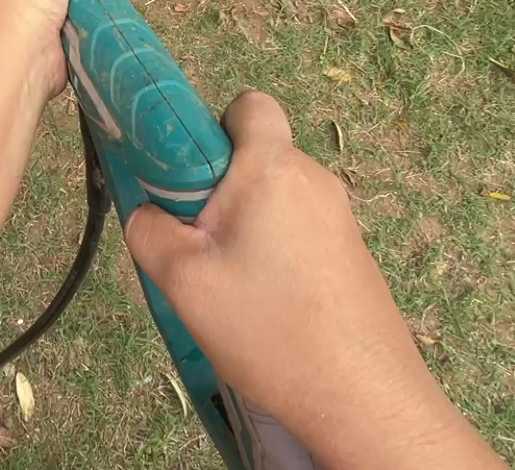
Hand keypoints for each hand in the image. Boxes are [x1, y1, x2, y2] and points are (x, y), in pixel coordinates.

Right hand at [124, 92, 506, 469]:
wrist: (367, 409)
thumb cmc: (268, 327)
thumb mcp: (179, 276)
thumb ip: (146, 226)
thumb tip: (152, 213)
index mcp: (274, 168)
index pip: (250, 104)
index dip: (214, 124)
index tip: (190, 172)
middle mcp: (315, 181)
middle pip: (256, 153)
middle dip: (219, 182)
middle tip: (197, 236)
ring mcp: (342, 220)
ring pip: (274, 193)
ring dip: (244, 219)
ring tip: (227, 278)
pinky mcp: (353, 256)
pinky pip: (297, 226)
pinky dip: (272, 246)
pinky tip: (264, 302)